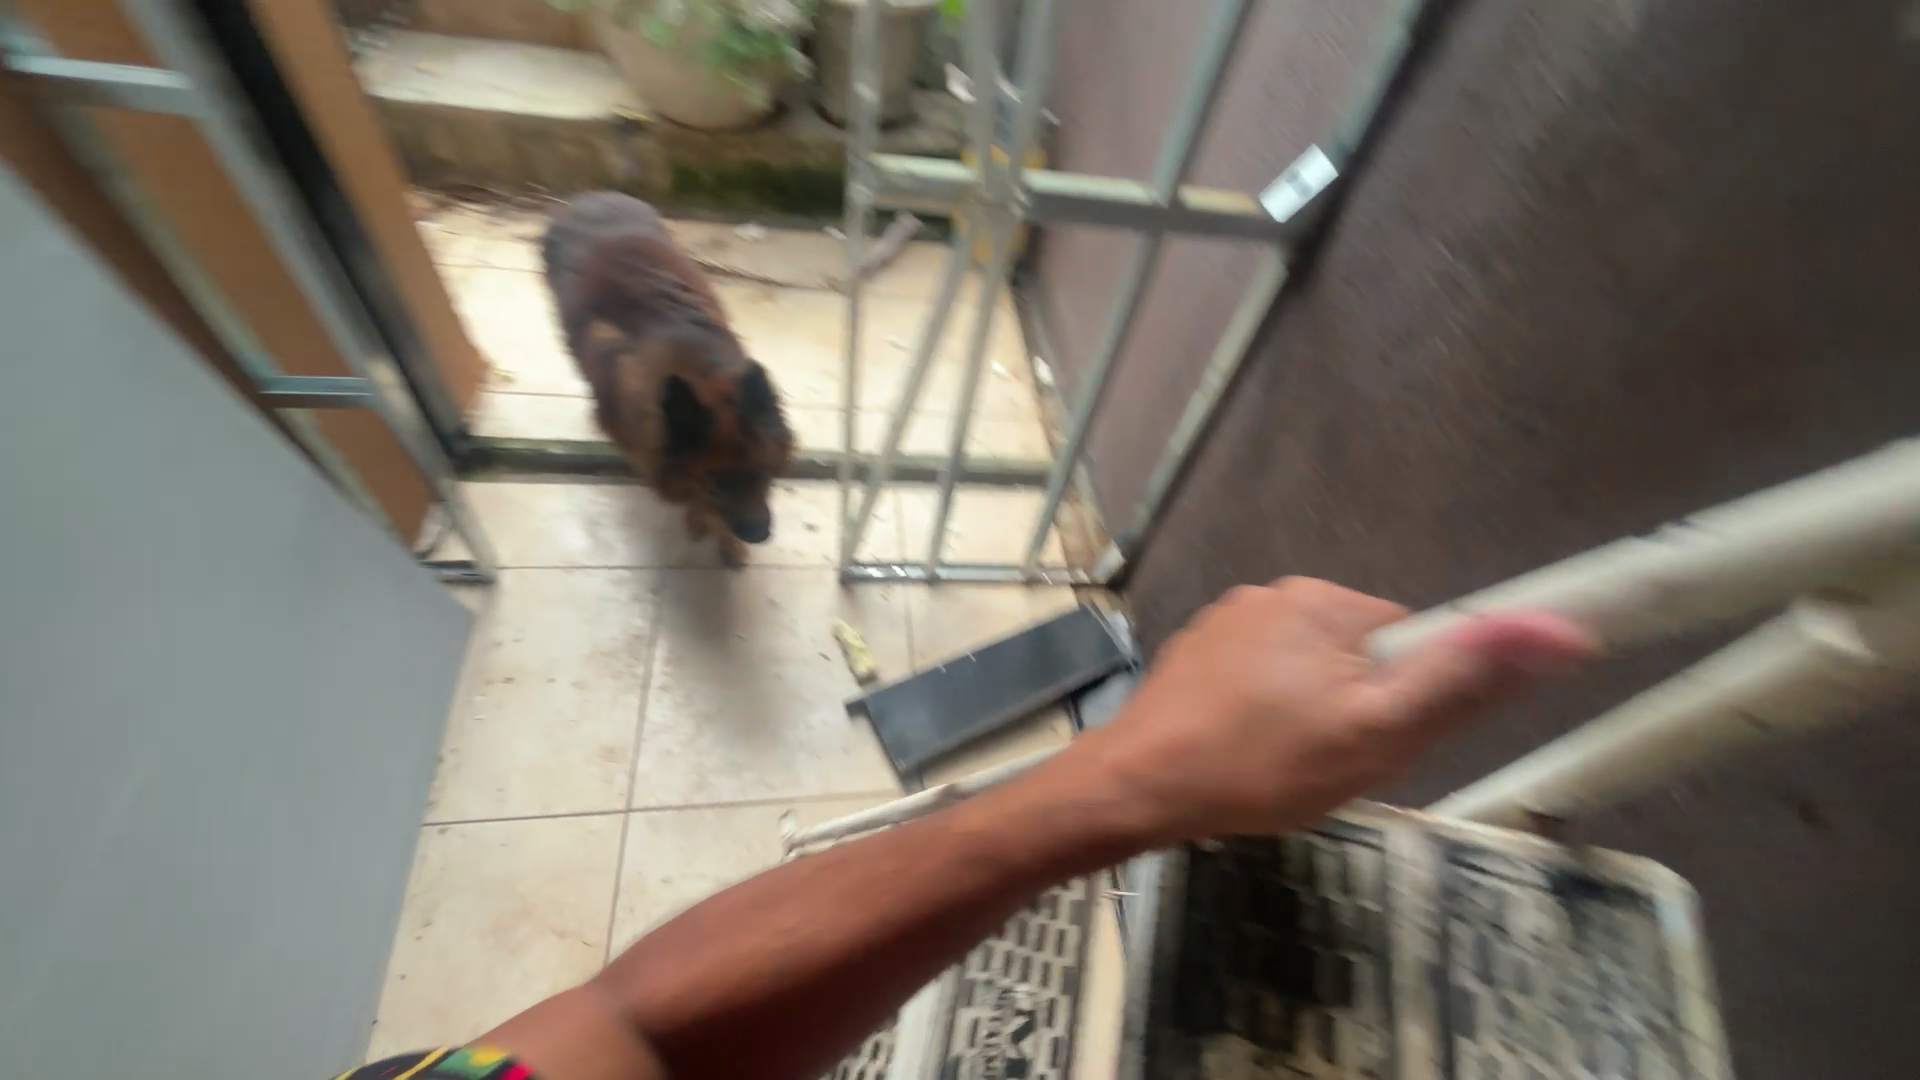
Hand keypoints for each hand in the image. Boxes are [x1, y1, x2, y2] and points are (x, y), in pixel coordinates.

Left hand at [1060, 577, 1595, 843]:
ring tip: (1279, 763)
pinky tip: (1242, 750)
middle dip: (1356, 710)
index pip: (1409, 641)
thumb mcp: (1377, 732)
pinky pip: (1257, 679)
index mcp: (1321, 600)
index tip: (1375, 742)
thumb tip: (1559, 625)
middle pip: (1356, 656)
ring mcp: (1224, 622)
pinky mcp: (1194, 653)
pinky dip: (1263, 713)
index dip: (1406, 700)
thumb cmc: (1262, 762)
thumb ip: (1461, 678)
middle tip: (1325, 762)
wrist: (1142, 784)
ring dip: (1309, 715)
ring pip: (1305, 672)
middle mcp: (1270, 594)